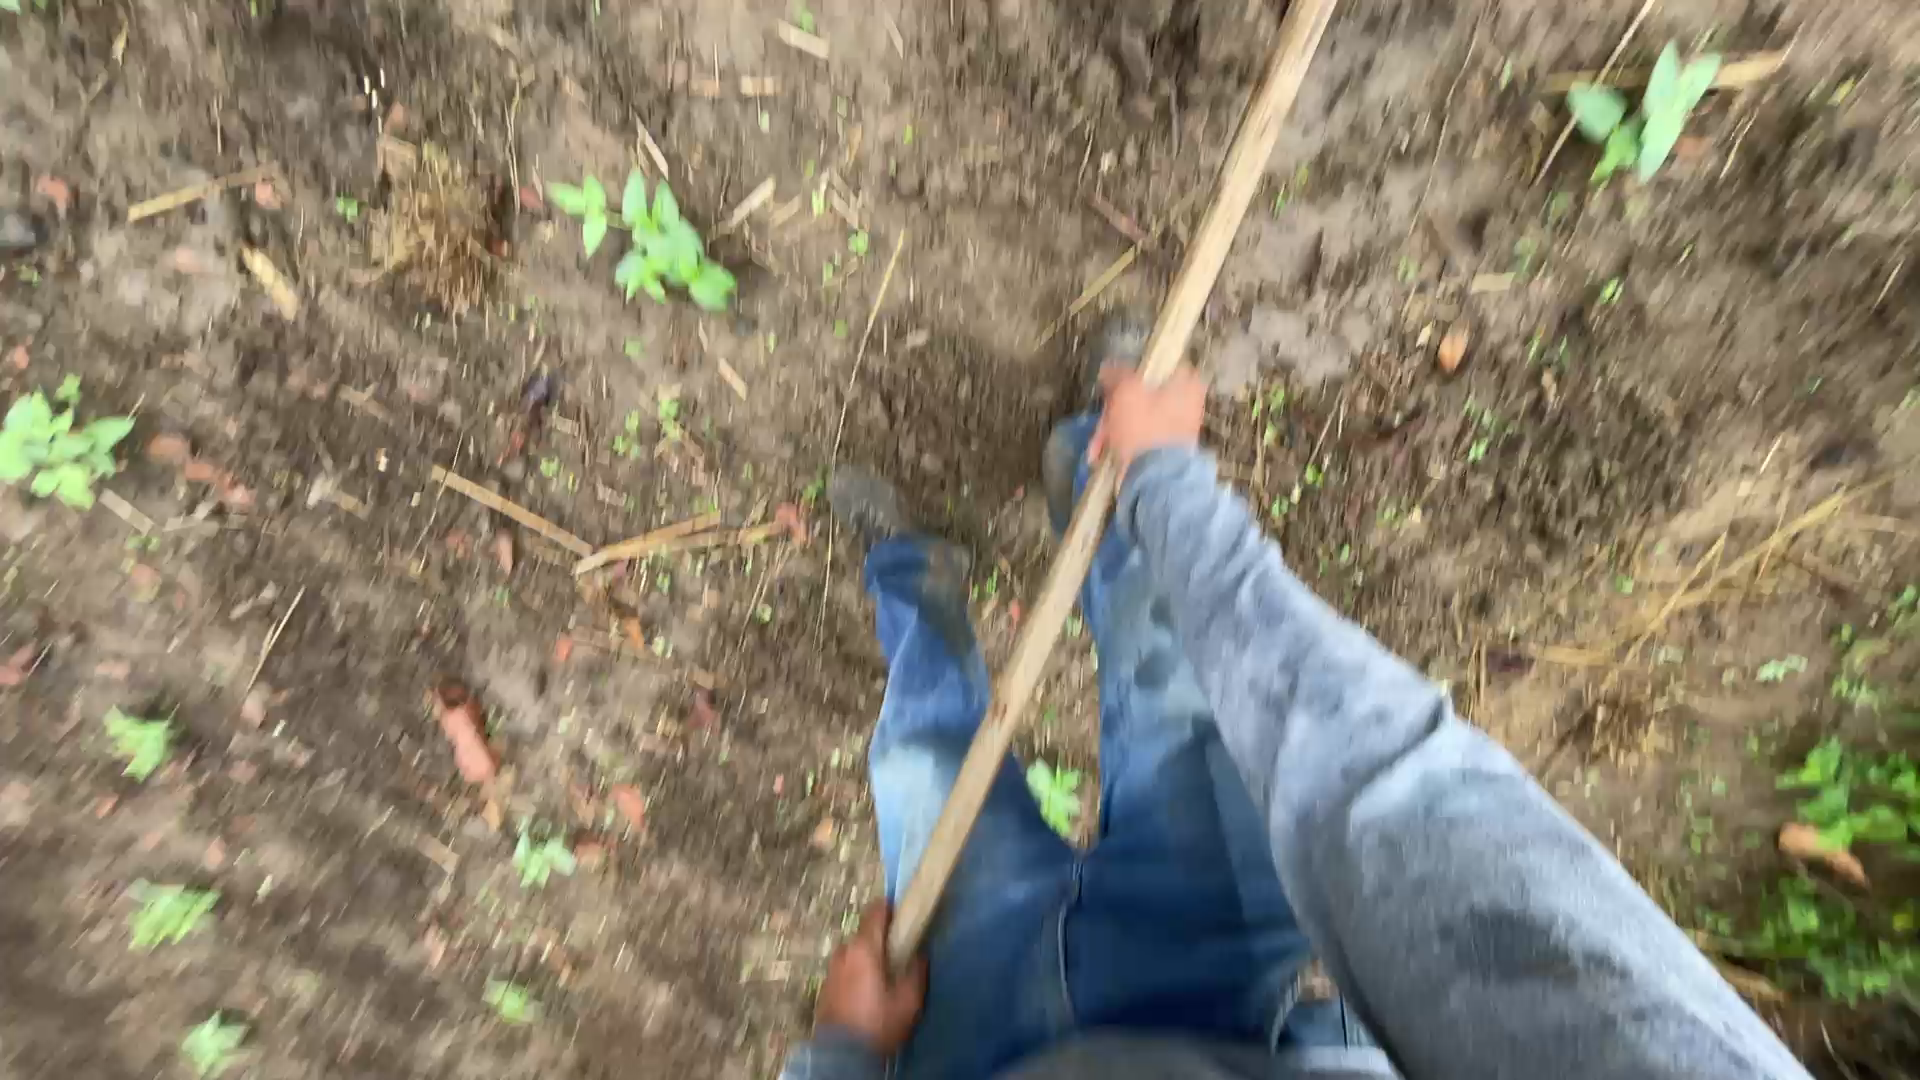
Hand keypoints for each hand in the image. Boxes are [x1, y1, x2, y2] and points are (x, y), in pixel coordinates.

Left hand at [814, 901, 926, 1056]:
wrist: (840, 1058)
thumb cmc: (877, 1024)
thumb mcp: (908, 1001)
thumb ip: (917, 971)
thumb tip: (920, 952)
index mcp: (864, 946)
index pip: (876, 909)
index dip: (891, 909)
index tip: (904, 918)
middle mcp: (844, 950)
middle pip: (866, 932)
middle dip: (881, 939)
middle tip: (897, 955)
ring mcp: (832, 968)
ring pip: (854, 951)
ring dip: (867, 957)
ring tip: (881, 978)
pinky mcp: (825, 985)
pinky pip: (845, 968)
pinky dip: (856, 972)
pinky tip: (865, 992)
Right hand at [1088, 365, 1206, 473]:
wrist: (1156, 479)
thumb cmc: (1143, 429)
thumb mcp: (1125, 392)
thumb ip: (1117, 374)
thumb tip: (1109, 367)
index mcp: (1186, 382)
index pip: (1156, 365)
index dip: (1130, 373)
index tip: (1112, 385)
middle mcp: (1188, 403)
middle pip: (1142, 395)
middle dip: (1114, 410)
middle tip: (1103, 420)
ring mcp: (1179, 428)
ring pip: (1137, 418)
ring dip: (1112, 430)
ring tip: (1097, 446)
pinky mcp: (1168, 450)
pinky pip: (1141, 438)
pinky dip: (1122, 444)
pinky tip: (1103, 455)